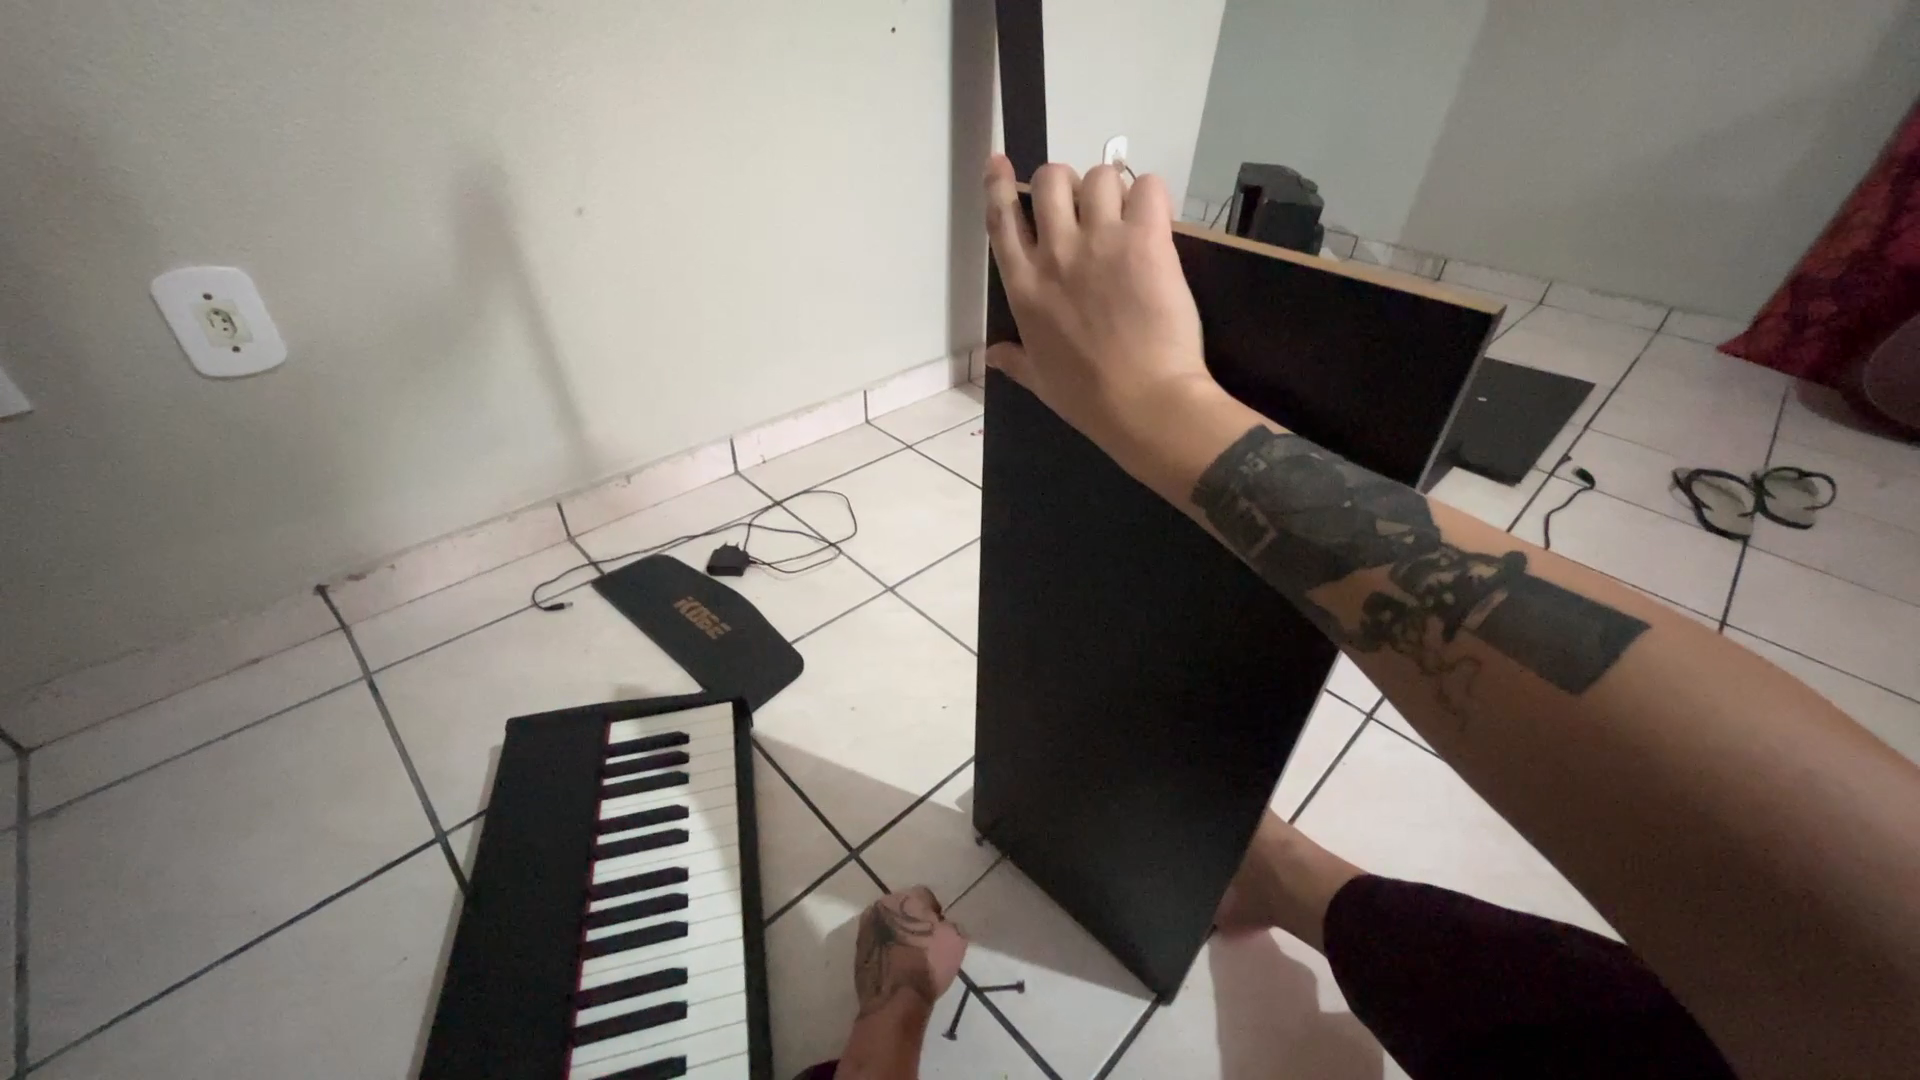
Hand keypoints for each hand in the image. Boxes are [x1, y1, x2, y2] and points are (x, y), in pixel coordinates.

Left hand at [853, 886, 967, 1018]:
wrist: (895, 999)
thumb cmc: (929, 965)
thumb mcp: (956, 941)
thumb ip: (951, 924)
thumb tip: (944, 924)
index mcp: (909, 897)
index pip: (925, 896)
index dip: (934, 913)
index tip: (939, 931)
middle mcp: (884, 904)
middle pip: (902, 906)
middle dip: (912, 919)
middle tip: (922, 940)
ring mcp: (867, 926)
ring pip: (886, 922)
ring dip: (895, 932)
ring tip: (907, 954)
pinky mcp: (857, 947)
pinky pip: (875, 940)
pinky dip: (884, 947)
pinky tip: (894, 964)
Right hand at [982, 155, 1213, 449]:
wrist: (1143, 402)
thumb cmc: (1087, 398)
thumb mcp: (1040, 381)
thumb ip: (1015, 360)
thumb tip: (992, 356)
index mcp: (1024, 288)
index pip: (1002, 219)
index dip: (999, 185)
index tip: (999, 164)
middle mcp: (1055, 254)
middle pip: (1049, 181)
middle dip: (1064, 185)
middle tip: (1084, 208)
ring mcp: (1100, 242)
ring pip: (1098, 177)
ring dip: (1110, 190)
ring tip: (1124, 216)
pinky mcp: (1145, 239)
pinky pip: (1146, 186)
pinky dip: (1150, 195)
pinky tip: (1154, 220)